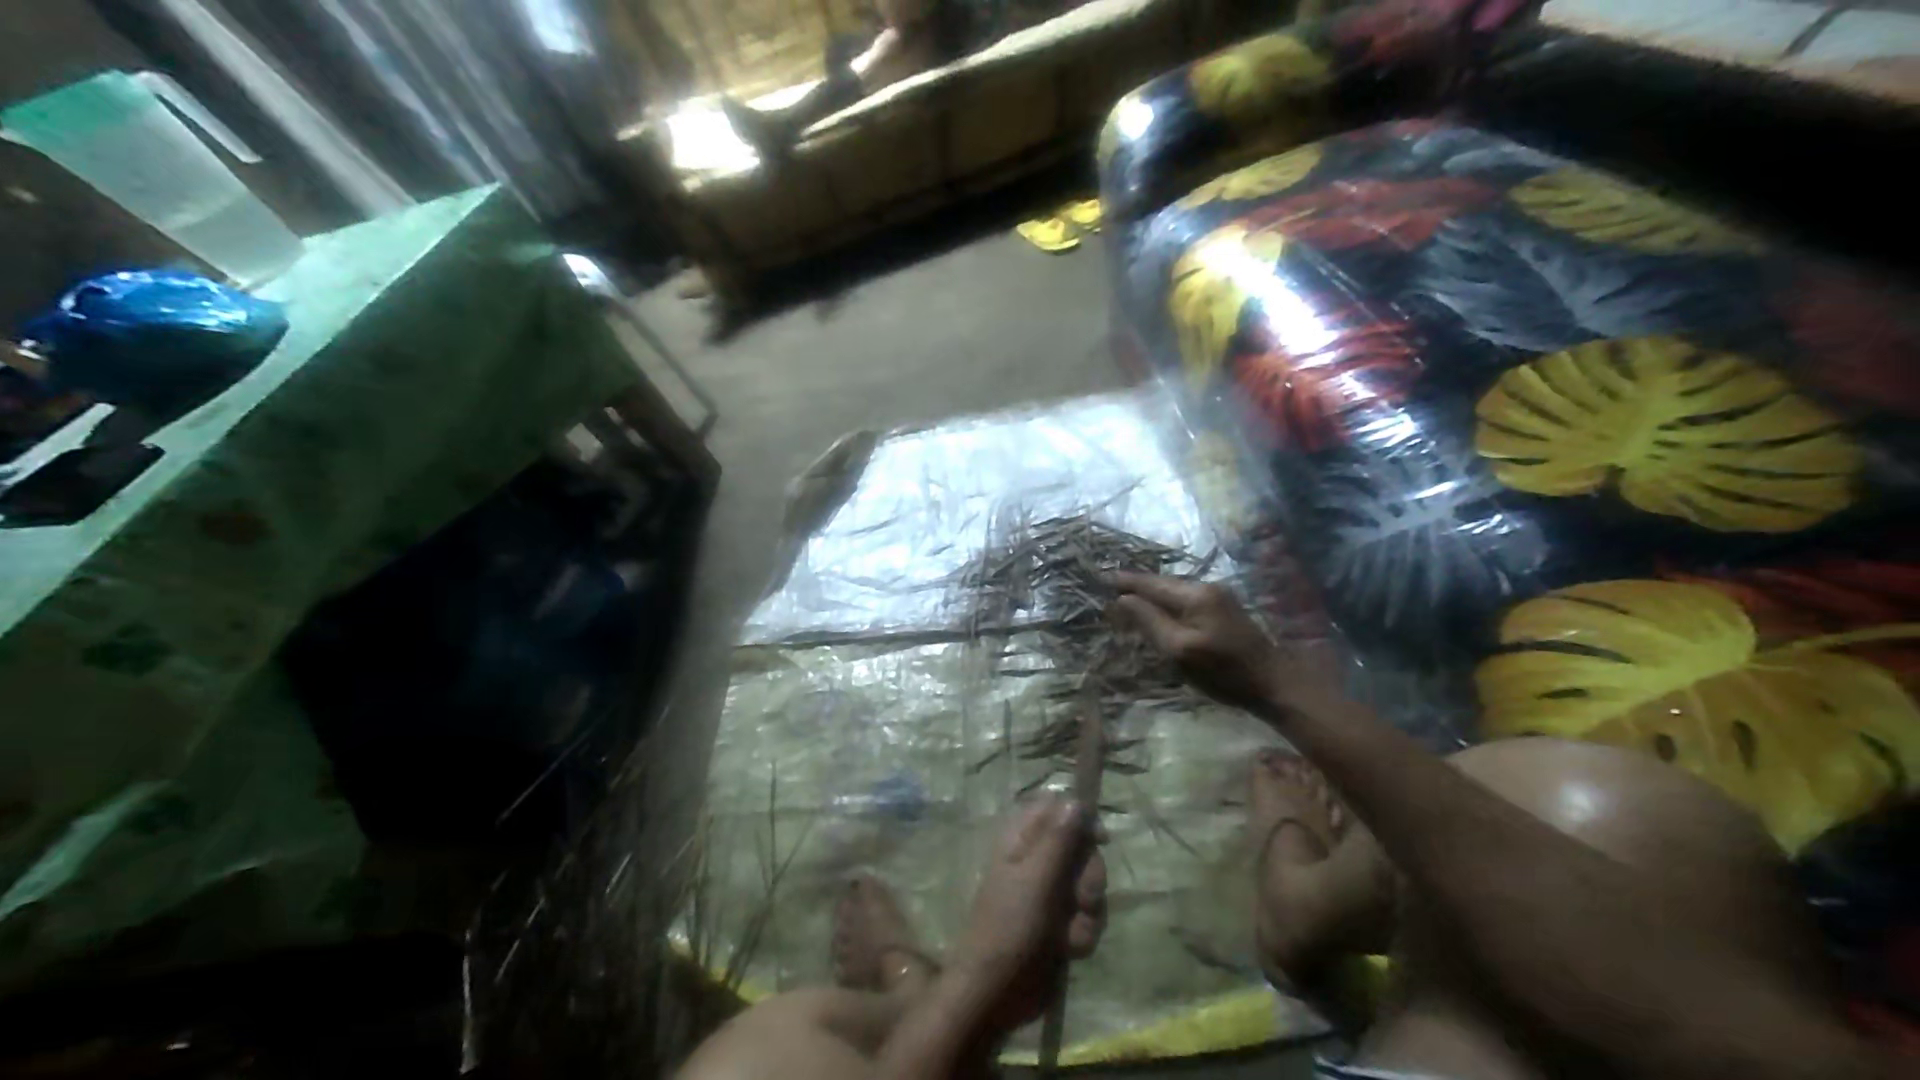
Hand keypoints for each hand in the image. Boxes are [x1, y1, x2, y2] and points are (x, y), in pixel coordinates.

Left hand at [952, 797, 1106, 1032]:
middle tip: (1079, 899)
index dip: (1082, 820)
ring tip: (1068, 933)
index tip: (1100, 840)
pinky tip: (1068, 949)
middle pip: (1083, 848)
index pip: (1059, 808)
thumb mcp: (1036, 877)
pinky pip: (1088, 915)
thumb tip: (1076, 800)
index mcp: (1022, 837)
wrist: (996, 990)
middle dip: (1088, 878)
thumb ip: (1058, 838)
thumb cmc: (1009, 925)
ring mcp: (1050, 891)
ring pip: (1090, 885)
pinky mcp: (1060, 921)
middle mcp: (1037, 858)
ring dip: (1086, 913)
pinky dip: (1082, 932)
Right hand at [1109, 572, 1293, 712]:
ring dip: (1151, 595)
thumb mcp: (1179, 649)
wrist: (1273, 683)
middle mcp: (1206, 587)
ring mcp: (1218, 597)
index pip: (1150, 583)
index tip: (1100, 577)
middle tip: (1109, 589)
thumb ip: (1149, 621)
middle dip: (1136, 586)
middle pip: (1162, 584)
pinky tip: (1157, 611)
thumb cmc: (1222, 671)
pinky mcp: (1224, 610)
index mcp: (1194, 594)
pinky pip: (1185, 601)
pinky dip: (1166, 604)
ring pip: (1174, 592)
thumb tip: (1123, 599)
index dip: (1124, 581)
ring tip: (1127, 599)